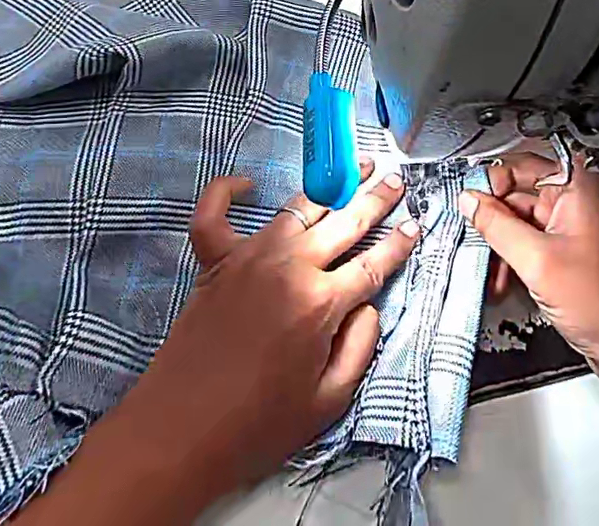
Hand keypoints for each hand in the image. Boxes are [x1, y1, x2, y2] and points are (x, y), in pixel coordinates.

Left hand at [19, 165, 420, 523]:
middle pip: (344, 223)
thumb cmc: (260, 423)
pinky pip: (216, 214)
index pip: (372, 265)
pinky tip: (246, 183)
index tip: (416, 224)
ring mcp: (250, 255)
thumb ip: (359, 347)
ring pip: (297, 210)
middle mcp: (289, 266)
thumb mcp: (329, 402)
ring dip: (328, 187)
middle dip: (375, 200)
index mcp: (321, 303)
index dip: (398, 245)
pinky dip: (226, 193)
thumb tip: (369, 305)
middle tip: (395, 179)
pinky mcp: (216, 258)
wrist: (183, 428)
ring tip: (351, 169)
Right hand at [460, 153, 598, 376]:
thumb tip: (470, 200)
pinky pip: (530, 247)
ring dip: (500, 245)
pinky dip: (512, 261)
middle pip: (517, 195)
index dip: (491, 182)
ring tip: (490, 270)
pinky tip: (502, 282)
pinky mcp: (570, 257)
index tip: (470, 201)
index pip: (520, 165)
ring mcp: (573, 232)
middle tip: (474, 238)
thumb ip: (496, 224)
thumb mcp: (538, 260)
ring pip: (520, 223)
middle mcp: (577, 204)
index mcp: (577, 189)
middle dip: (492, 220)